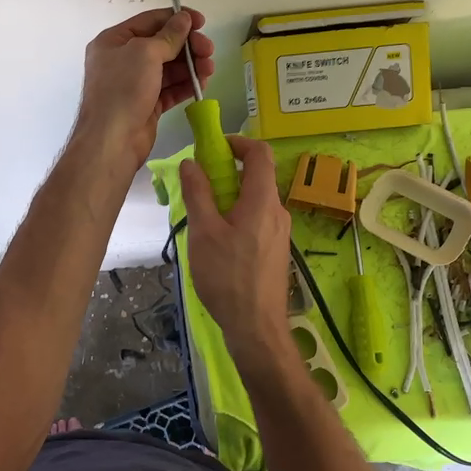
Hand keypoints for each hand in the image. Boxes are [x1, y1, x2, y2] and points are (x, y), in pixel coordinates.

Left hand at [74, 8, 214, 164]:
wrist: (112, 141)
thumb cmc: (123, 89)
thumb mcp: (145, 53)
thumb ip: (168, 35)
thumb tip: (183, 18)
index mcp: (114, 41)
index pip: (150, 21)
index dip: (176, 19)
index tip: (201, 22)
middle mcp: (122, 60)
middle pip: (162, 45)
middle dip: (188, 46)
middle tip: (208, 51)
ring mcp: (134, 84)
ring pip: (169, 68)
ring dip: (191, 66)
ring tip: (209, 69)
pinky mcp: (146, 104)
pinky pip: (169, 89)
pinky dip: (186, 85)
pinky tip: (202, 84)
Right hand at [178, 136, 293, 352]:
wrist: (256, 327)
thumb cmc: (227, 277)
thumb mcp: (203, 232)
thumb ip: (197, 194)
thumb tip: (191, 163)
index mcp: (262, 200)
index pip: (260, 153)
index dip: (237, 143)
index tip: (212, 149)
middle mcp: (277, 211)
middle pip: (256, 177)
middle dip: (225, 174)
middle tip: (197, 188)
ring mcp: (279, 233)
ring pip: (254, 201)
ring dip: (228, 199)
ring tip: (202, 220)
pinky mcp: (275, 251)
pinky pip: (256, 221)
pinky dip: (236, 218)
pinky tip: (216, 243)